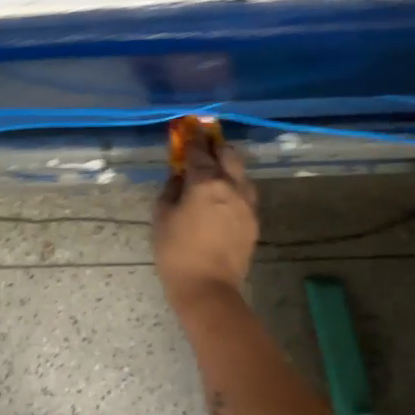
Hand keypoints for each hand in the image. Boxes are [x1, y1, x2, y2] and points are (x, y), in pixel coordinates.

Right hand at [153, 131, 258, 299]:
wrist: (207, 287)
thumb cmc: (175, 250)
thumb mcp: (162, 215)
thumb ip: (171, 188)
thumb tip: (179, 176)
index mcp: (206, 183)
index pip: (199, 152)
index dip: (192, 138)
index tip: (187, 126)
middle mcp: (231, 188)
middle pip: (229, 156)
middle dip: (216, 147)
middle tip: (204, 145)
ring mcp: (247, 205)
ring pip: (242, 174)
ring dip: (228, 167)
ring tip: (214, 170)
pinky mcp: (253, 222)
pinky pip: (245, 194)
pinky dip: (234, 187)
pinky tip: (222, 195)